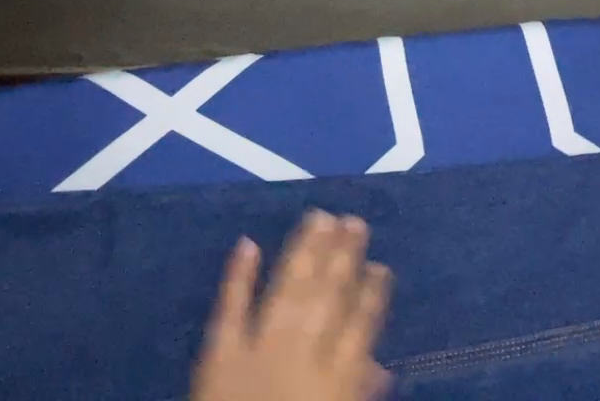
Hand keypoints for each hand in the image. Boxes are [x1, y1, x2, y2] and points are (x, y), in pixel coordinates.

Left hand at [192, 210, 393, 400]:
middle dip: (342, 258)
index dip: (371, 294)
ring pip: (287, 291)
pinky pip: (229, 309)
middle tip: (353, 220)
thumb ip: (357, 393)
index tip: (380, 264)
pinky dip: (237, 276)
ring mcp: (258, 351)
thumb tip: (381, 369)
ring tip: (319, 216)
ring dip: (303, 252)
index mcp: (333, 383)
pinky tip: (247, 242)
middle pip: (326, 298)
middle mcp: (301, 357)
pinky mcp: (218, 355)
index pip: (359, 328)